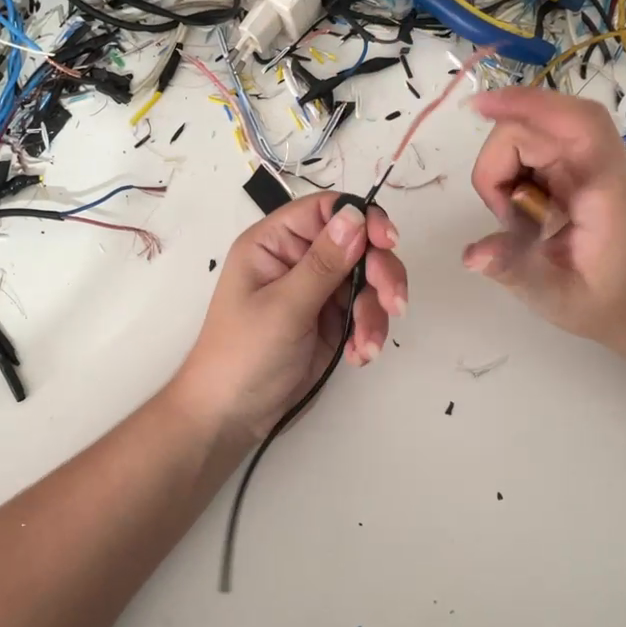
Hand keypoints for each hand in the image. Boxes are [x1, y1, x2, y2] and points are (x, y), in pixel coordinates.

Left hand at [169, 193, 406, 442]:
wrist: (230, 416)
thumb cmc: (243, 354)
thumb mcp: (284, 307)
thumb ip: (324, 262)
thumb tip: (356, 214)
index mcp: (273, 243)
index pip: (325, 210)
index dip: (361, 218)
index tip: (389, 243)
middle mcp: (297, 260)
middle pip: (356, 245)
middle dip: (379, 273)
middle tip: (394, 303)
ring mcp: (315, 291)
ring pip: (366, 281)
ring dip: (375, 312)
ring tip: (366, 347)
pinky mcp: (329, 321)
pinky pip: (364, 313)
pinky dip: (369, 332)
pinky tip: (358, 356)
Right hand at [462, 87, 625, 347]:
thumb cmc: (607, 301)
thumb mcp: (557, 297)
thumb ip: (516, 270)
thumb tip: (472, 254)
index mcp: (604, 187)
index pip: (574, 124)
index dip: (528, 104)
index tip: (478, 107)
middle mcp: (595, 162)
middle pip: (530, 127)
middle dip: (497, 166)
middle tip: (505, 218)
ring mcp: (584, 160)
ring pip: (521, 135)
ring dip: (501, 173)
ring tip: (518, 220)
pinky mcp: (572, 163)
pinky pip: (526, 147)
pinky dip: (508, 172)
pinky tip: (521, 209)